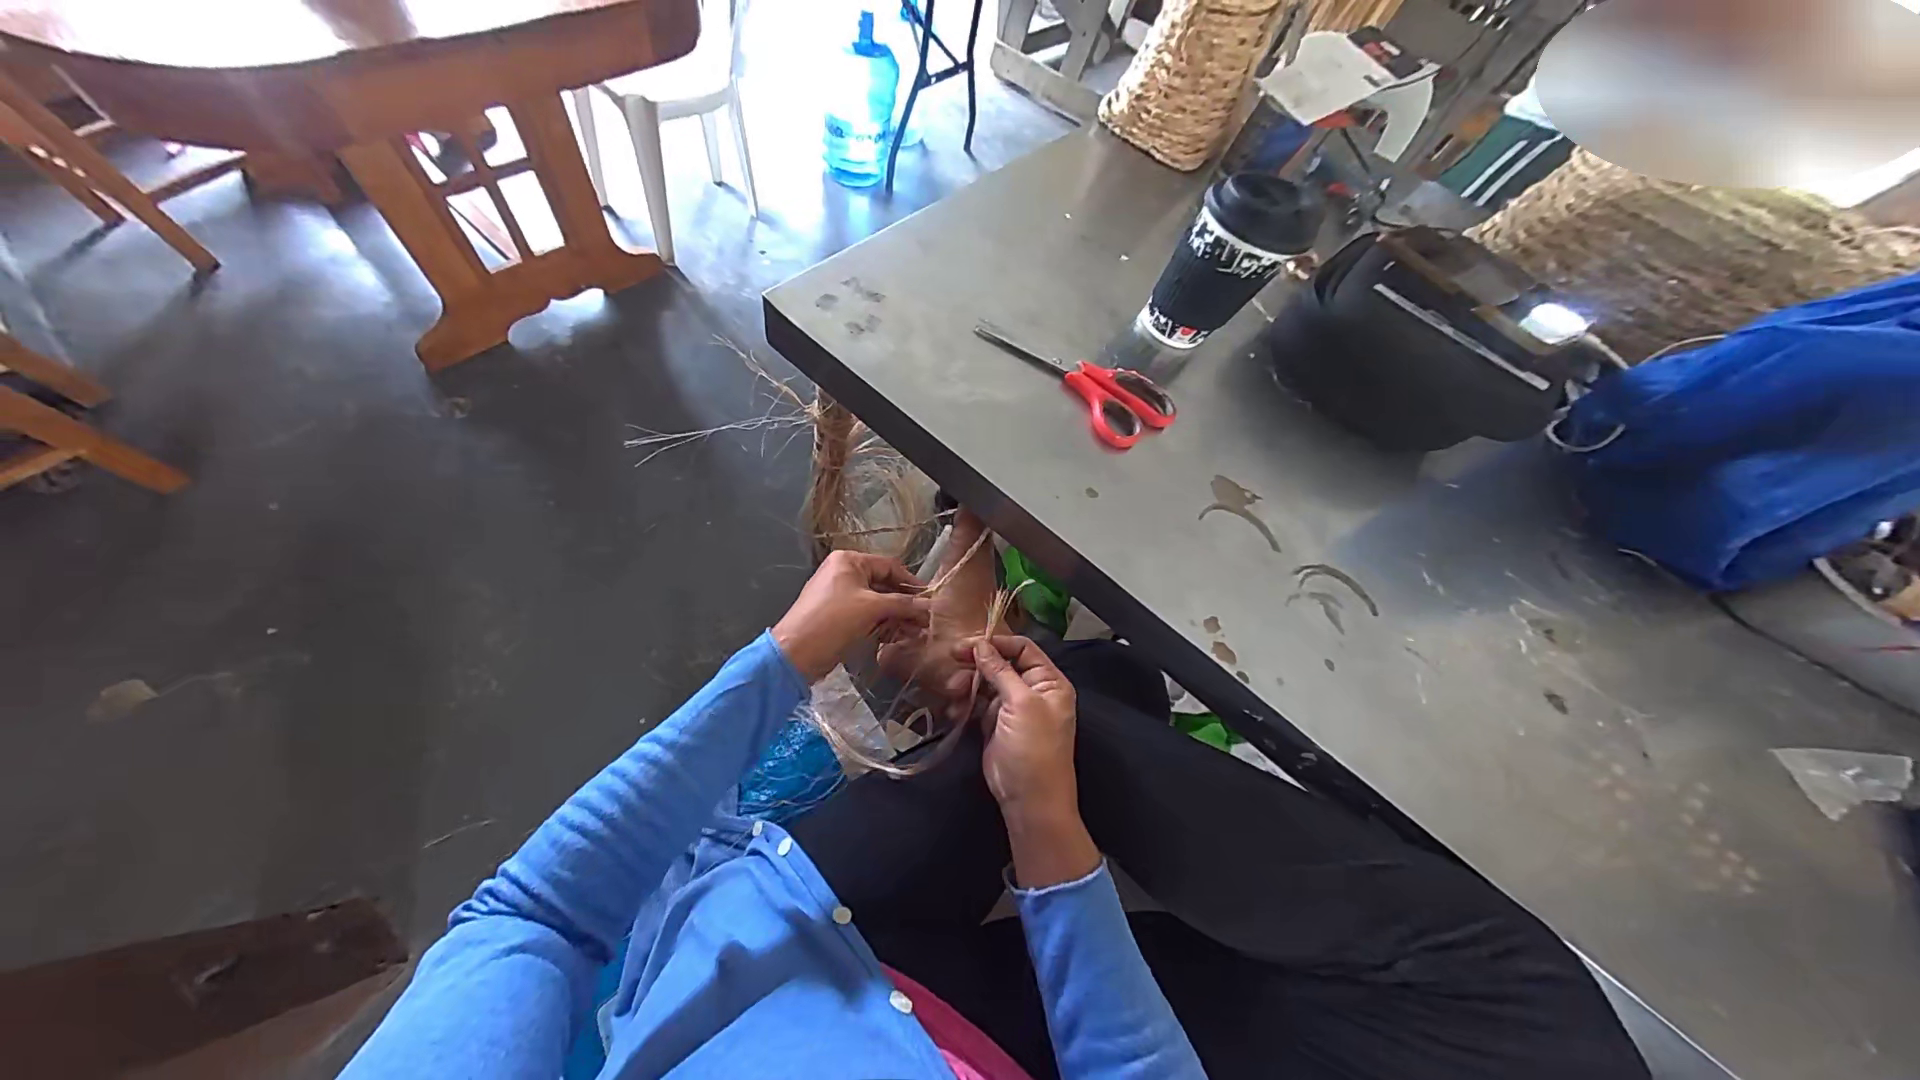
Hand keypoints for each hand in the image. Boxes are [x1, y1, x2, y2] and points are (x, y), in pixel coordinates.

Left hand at [773, 551, 929, 682]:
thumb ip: (903, 604)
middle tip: (925, 620)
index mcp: (849, 561)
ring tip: (916, 631)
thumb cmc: (833, 621)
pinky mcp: (839, 617)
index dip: (911, 582)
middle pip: (884, 585)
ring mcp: (841, 596)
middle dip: (905, 603)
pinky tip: (898, 636)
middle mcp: (845, 573)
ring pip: (877, 602)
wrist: (795, 653)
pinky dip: (883, 624)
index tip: (930, 599)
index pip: (890, 566)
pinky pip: (867, 616)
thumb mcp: (871, 608)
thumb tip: (930, 606)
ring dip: (897, 616)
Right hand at [955, 635, 1097, 887]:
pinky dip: (965, 703)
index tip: (970, 643)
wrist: (1029, 800)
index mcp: (1049, 682)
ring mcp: (1012, 708)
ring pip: (986, 683)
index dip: (997, 643)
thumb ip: (1000, 671)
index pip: (1023, 649)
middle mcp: (1032, 691)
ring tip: (953, 689)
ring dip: (968, 682)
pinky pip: (977, 703)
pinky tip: (954, 708)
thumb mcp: (1021, 704)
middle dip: (978, 662)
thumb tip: (981, 645)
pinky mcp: (994, 724)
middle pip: (1002, 664)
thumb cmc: (1034, 748)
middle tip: (952, 658)